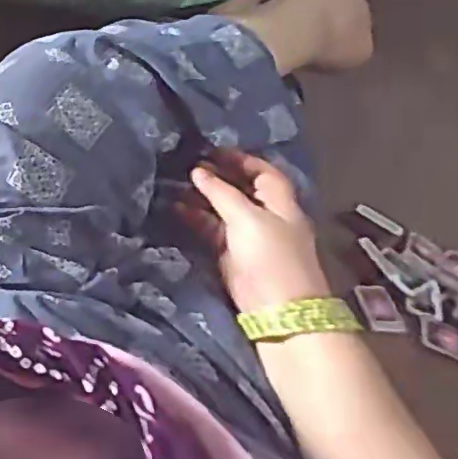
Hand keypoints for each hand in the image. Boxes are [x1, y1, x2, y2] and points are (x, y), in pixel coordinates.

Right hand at [176, 149, 330, 316]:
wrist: (277, 307)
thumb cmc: (270, 256)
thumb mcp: (247, 218)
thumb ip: (221, 193)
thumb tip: (199, 171)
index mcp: (281, 204)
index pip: (265, 173)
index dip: (242, 160)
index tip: (214, 151)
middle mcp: (266, 216)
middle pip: (242, 189)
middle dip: (218, 176)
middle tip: (189, 165)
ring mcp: (249, 236)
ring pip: (223, 209)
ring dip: (202, 197)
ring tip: (176, 185)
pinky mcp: (232, 253)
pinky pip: (211, 228)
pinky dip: (196, 218)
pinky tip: (176, 209)